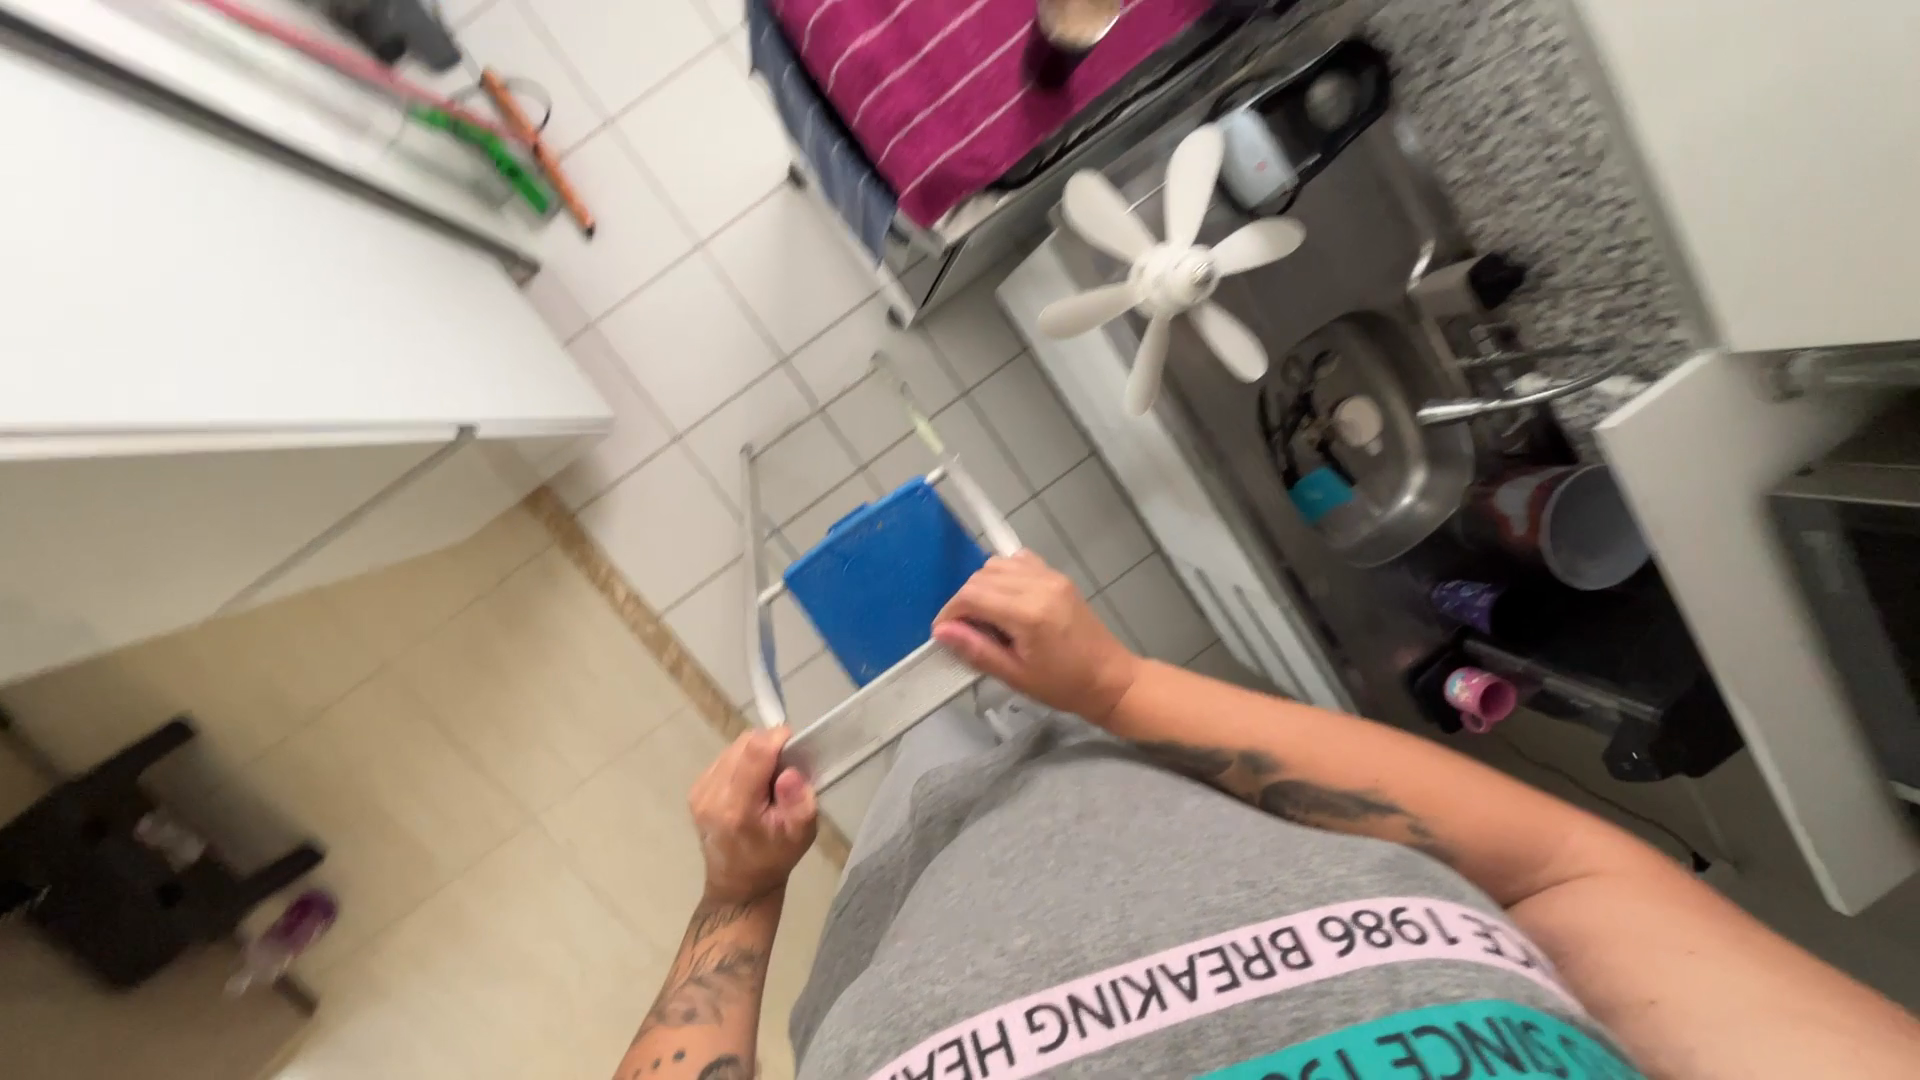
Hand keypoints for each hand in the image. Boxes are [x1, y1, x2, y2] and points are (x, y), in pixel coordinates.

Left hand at [688, 728, 817, 904]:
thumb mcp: (801, 834)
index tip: (796, 747)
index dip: (778, 738)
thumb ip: (799, 801)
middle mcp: (711, 795)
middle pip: (744, 744)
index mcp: (737, 807)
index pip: (756, 750)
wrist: (739, 884)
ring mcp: (700, 791)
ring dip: (756, 754)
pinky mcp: (696, 790)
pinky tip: (751, 783)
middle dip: (769, 747)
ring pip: (734, 747)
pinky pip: (725, 758)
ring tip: (767, 779)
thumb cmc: (774, 857)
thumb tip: (789, 771)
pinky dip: (743, 762)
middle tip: (784, 769)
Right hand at [932, 551, 1142, 724]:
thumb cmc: (1063, 685)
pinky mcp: (1058, 576)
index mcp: (1028, 613)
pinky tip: (1006, 599)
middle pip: (981, 577)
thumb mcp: (1015, 676)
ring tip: (985, 616)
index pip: (972, 596)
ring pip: (997, 564)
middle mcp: (1039, 585)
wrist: (1110, 679)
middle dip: (964, 601)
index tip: (944, 633)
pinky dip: (1004, 574)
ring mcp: (1051, 577)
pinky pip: (1020, 561)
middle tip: (965, 630)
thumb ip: (976, 650)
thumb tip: (941, 631)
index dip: (950, 612)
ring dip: (982, 586)